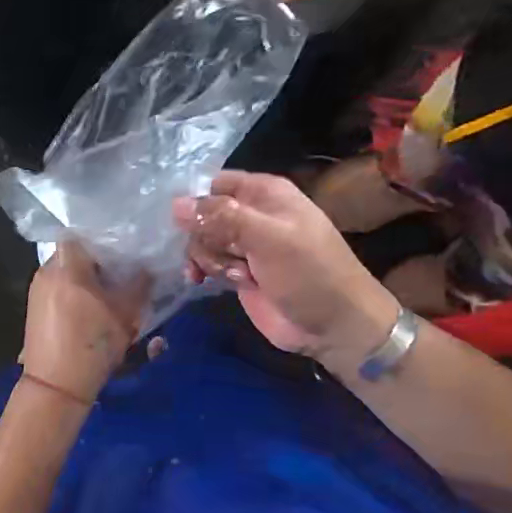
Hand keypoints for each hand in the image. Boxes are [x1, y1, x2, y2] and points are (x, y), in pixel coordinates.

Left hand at [22, 242, 148, 402]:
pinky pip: (56, 286)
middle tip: (119, 271)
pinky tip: (90, 307)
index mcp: (66, 267)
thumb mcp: (125, 317)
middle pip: (72, 252)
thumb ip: (138, 287)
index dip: (100, 238)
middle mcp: (46, 271)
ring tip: (107, 292)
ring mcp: (36, 288)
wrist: (55, 384)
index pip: (79, 234)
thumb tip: (146, 267)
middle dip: (95, 260)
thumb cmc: (92, 347)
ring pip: (64, 270)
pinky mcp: (34, 305)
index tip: (120, 248)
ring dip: (84, 276)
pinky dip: (72, 290)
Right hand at [173, 170, 396, 357]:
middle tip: (227, 253)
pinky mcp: (237, 269)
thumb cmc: (310, 274)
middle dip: (203, 235)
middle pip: (202, 212)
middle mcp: (252, 213)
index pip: (213, 183)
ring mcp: (244, 243)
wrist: (336, 329)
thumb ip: (222, 217)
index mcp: (264, 193)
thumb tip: (175, 204)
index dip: (196, 200)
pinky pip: (204, 260)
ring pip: (201, 238)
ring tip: (237, 275)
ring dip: (208, 258)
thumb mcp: (268, 238)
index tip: (188, 223)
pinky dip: (200, 269)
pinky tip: (199, 280)